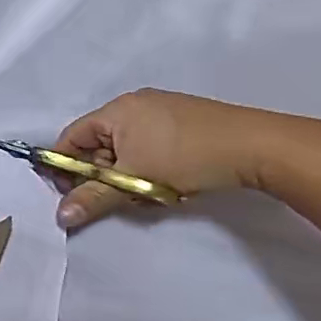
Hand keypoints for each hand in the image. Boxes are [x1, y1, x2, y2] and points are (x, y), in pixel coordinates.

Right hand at [51, 88, 292, 228]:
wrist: (260, 147)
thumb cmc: (186, 157)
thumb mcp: (134, 181)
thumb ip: (93, 198)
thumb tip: (60, 216)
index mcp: (116, 110)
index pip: (71, 138)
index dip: (65, 167)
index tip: (72, 192)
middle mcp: (135, 103)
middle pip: (97, 143)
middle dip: (101, 173)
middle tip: (114, 195)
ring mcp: (163, 109)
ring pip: (125, 147)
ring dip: (126, 172)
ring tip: (146, 191)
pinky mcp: (185, 121)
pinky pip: (148, 144)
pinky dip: (147, 164)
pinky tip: (166, 181)